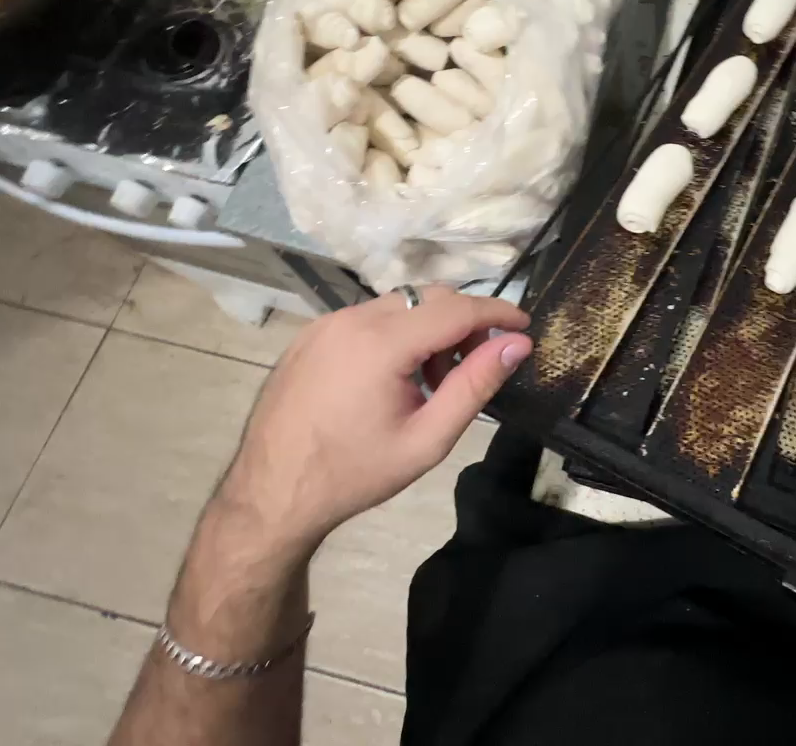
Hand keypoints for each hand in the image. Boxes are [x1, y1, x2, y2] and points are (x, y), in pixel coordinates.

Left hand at [210, 286, 530, 560]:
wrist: (269, 496)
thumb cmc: (355, 473)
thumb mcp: (427, 439)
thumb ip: (476, 385)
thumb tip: (517, 344)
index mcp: (381, 343)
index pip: (457, 308)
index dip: (498, 312)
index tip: (526, 325)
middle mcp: (351, 319)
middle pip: (430, 298)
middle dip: (464, 322)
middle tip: (476, 365)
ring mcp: (325, 323)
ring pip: (401, 305)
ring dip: (431, 329)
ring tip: (431, 381)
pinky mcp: (310, 334)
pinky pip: (370, 317)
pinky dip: (398, 333)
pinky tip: (395, 377)